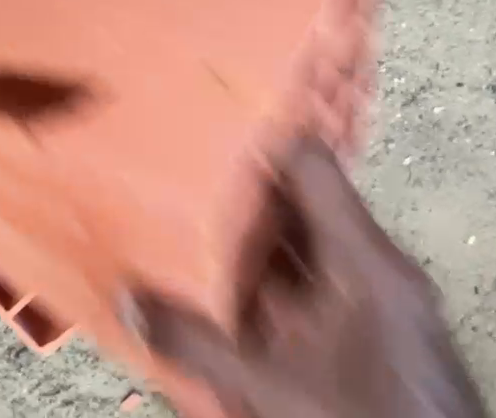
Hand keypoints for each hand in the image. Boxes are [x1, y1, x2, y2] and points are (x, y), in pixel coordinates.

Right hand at [132, 139, 486, 417]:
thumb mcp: (274, 387)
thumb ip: (194, 339)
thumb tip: (124, 298)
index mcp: (364, 262)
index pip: (309, 165)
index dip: (256, 132)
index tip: (199, 107)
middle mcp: (371, 267)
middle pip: (292, 196)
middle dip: (228, 177)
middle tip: (165, 151)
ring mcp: (367, 297)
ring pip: (292, 235)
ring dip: (237, 221)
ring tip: (171, 198)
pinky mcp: (358, 326)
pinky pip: (295, 271)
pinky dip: (252, 261)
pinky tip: (205, 264)